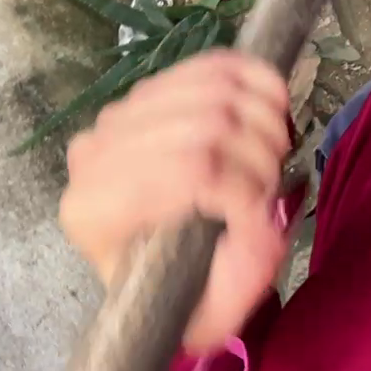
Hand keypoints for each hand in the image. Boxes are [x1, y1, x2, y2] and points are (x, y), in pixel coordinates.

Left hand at [58, 52, 291, 353]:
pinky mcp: (148, 90)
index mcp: (95, 213)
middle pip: (206, 124)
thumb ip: (242, 268)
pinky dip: (254, 76)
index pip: (189, 171)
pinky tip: (273, 99)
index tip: (265, 209)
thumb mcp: (216, 306)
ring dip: (263, 117)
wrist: (160, 267)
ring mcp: (118, 116)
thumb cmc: (183, 291)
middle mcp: (94, 156)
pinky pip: (210, 64)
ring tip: (274, 150)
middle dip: (259, 151)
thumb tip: (264, 214)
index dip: (244, 185)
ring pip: (212, 89)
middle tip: (276, 179)